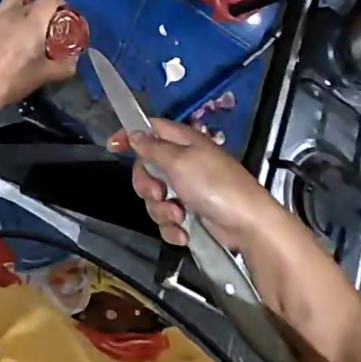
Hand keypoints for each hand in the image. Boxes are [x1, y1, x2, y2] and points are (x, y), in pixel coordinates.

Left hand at [0, 0, 79, 107]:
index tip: (62, 16)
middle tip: (47, 23)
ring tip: (28, 22)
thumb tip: (73, 59)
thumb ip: (64, 66)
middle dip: (43, 6)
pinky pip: (2, 8)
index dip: (59, 3)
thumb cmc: (15, 79)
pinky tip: (12, 31)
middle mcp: (15, 13)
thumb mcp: (44, 75)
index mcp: (32, 22)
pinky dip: (11, 13)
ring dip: (25, 4)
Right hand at [108, 116, 295, 252]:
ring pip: (154, 198)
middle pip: (146, 168)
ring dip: (161, 210)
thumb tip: (135, 134)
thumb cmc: (215, 185)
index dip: (130, 134)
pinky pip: (167, 219)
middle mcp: (183, 162)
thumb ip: (153, 148)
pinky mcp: (191, 214)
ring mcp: (187, 189)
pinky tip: (184, 233)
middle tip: (158, 193)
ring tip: (179, 216)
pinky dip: (172, 227)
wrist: (248, 225)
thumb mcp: (180, 162)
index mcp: (183, 142)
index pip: (150, 129)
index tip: (112, 146)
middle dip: (146, 185)